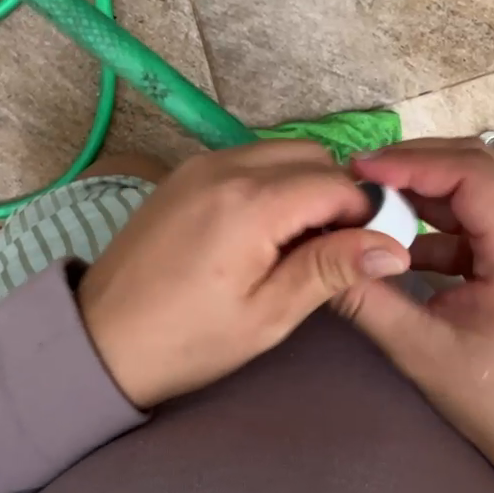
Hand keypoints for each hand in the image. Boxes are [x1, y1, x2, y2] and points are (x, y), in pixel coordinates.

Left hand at [78, 140, 410, 408]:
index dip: (363, 215)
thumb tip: (393, 245)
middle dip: (335, 195)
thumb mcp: (267, 314)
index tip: (366, 253)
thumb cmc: (187, 340)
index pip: (336, 184)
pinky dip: (268, 182)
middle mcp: (225, 166)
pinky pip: (244, 160)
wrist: (100, 338)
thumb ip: (330, 269)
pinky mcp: (182, 174)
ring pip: (278, 152)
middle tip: (330, 250)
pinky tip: (260, 230)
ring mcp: (198, 165)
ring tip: (294, 244)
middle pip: (310, 156)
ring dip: (302, 186)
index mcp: (250, 202)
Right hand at [335, 138, 493, 487]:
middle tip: (359, 176)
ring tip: (373, 195)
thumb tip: (319, 249)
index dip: (412, 163)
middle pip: (480, 164)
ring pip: (481, 181)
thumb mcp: (418, 349)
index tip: (358, 170)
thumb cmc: (491, 398)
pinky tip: (400, 232)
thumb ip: (366, 296)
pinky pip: (481, 209)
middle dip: (415, 163)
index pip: (473, 175)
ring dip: (426, 183)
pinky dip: (439, 211)